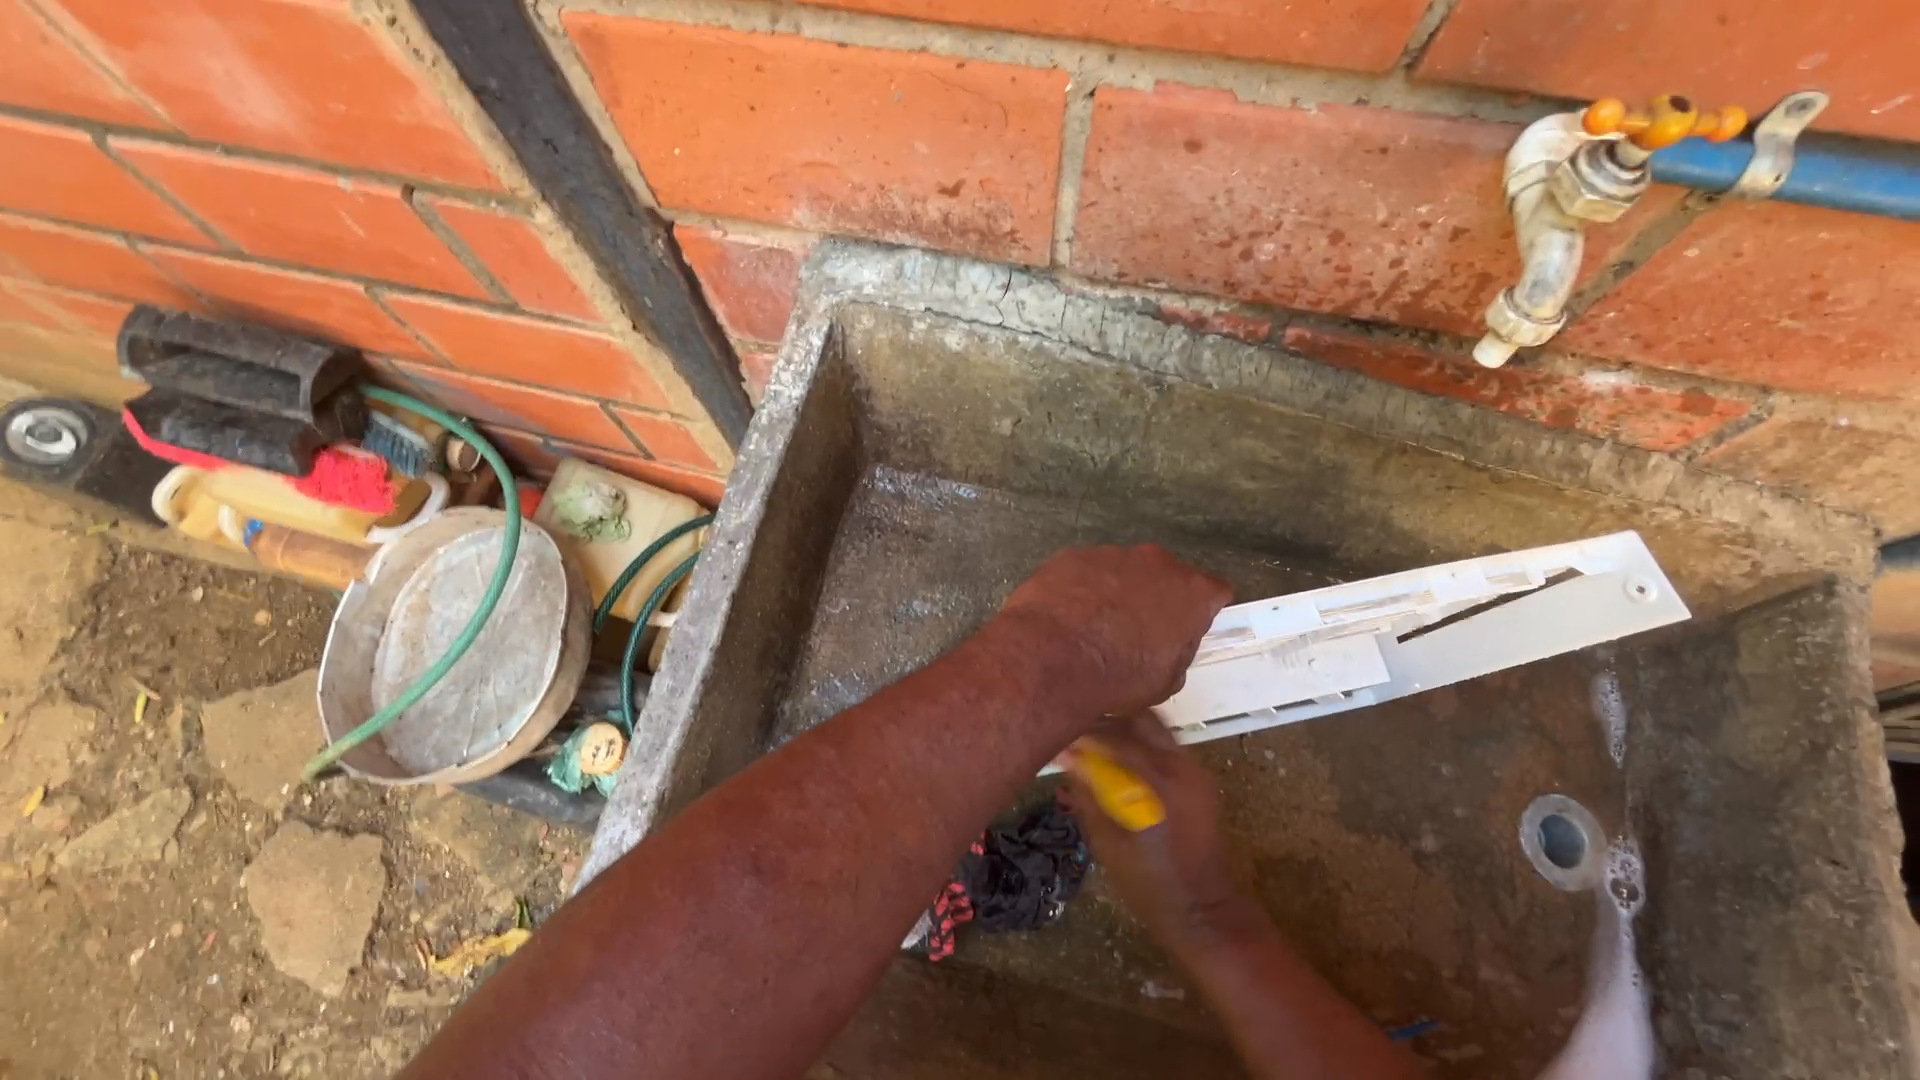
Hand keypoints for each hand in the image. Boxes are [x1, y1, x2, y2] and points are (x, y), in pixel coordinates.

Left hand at [999, 545, 1230, 717]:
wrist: (1054, 657)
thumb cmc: (1118, 674)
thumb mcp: (1166, 680)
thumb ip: (1178, 651)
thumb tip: (1169, 646)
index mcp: (1192, 592)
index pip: (1215, 592)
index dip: (1204, 610)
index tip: (1191, 625)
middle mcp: (1157, 563)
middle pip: (1167, 576)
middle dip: (1157, 598)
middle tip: (1139, 631)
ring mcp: (1113, 554)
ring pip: (1123, 571)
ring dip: (1117, 592)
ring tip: (1096, 627)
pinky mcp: (1074, 555)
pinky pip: (1086, 571)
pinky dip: (1082, 589)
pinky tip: (1069, 617)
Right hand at [1061, 712, 1244, 952]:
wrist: (1205, 911)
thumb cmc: (1151, 885)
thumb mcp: (1109, 843)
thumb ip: (1088, 795)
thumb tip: (1065, 757)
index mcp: (1161, 779)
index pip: (1116, 736)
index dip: (1083, 733)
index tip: (1057, 735)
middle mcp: (1183, 764)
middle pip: (1140, 716)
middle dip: (1105, 718)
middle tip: (1075, 730)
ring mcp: (1195, 768)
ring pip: (1153, 726)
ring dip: (1122, 727)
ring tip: (1091, 742)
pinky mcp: (1198, 778)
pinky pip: (1163, 743)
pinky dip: (1138, 742)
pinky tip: (1114, 759)